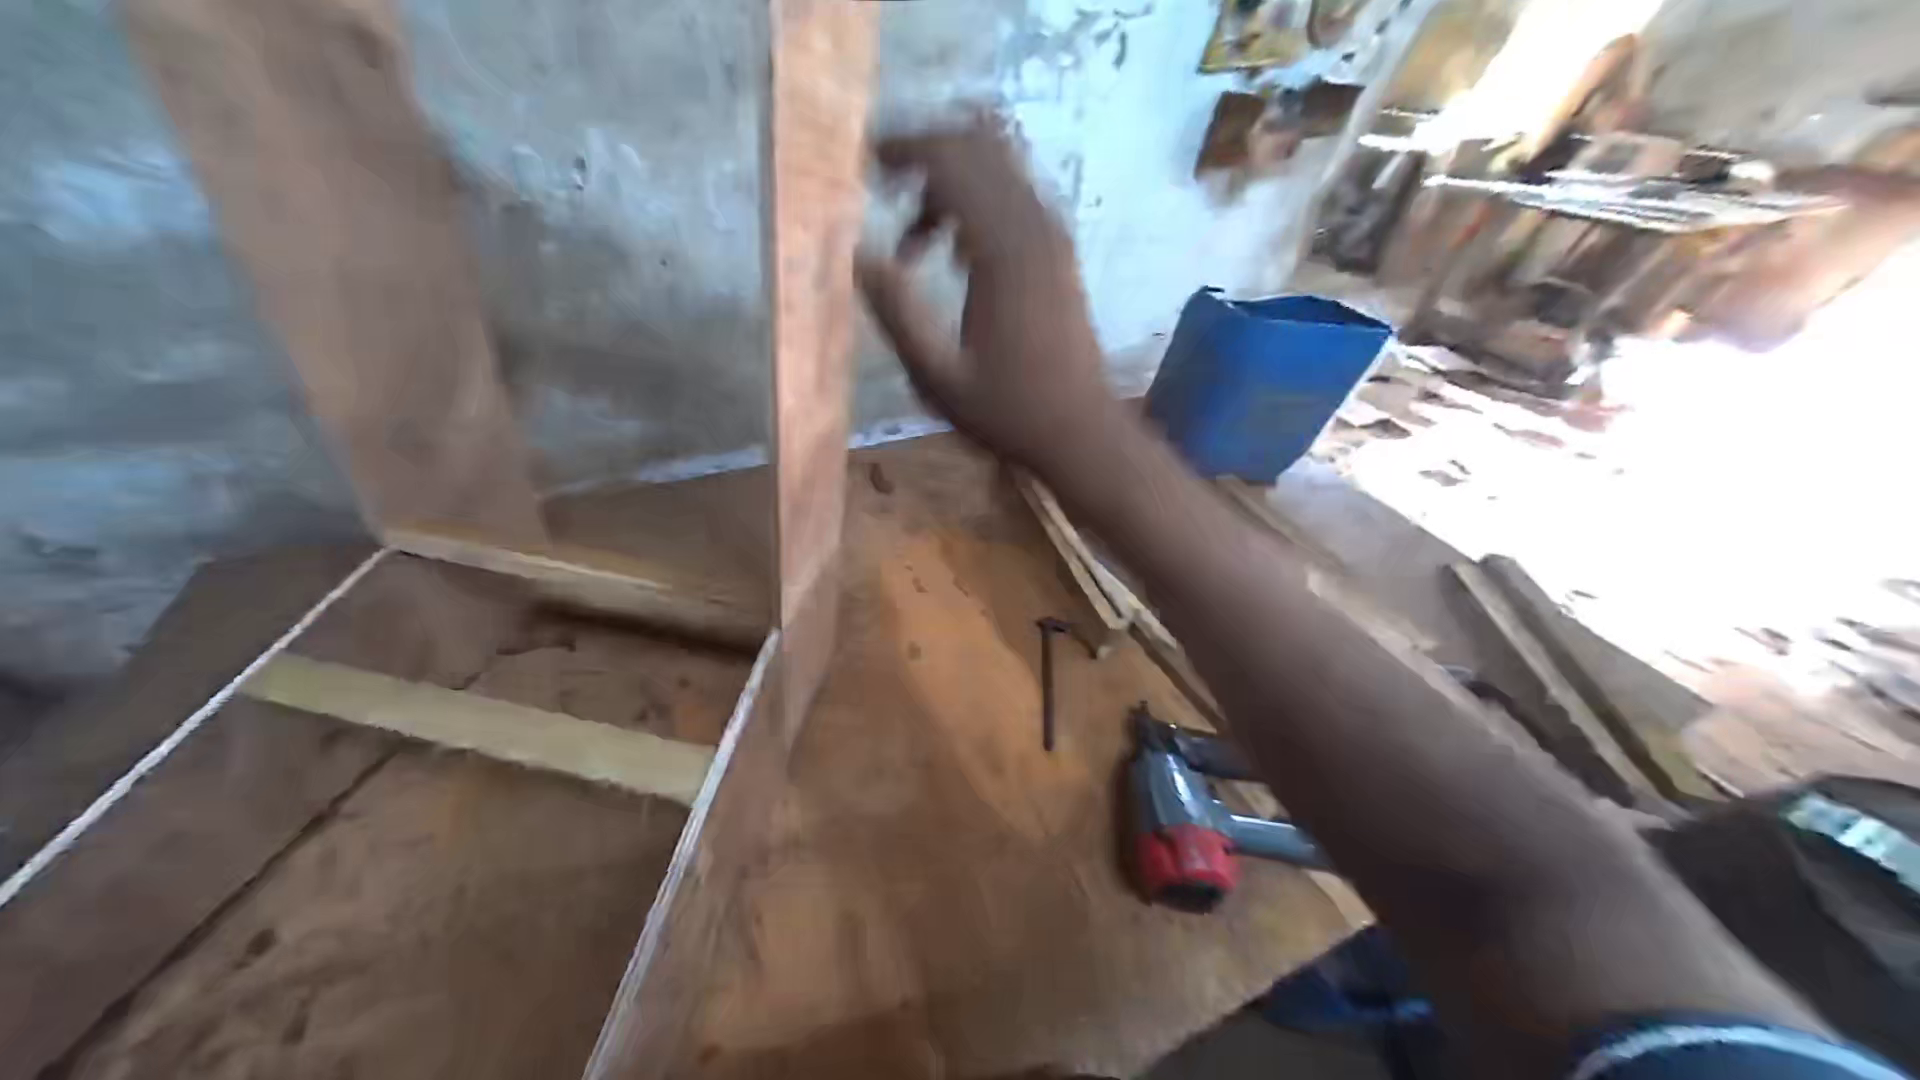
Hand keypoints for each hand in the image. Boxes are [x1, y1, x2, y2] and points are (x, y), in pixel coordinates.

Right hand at [857, 121, 1120, 473]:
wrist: (1079, 432)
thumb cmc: (1008, 412)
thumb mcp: (937, 377)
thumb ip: (896, 313)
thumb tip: (856, 254)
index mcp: (1003, 252)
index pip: (953, 161)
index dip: (905, 150)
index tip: (865, 160)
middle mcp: (1035, 229)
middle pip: (979, 147)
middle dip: (927, 154)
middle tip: (883, 186)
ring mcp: (1054, 239)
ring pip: (1000, 170)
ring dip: (952, 184)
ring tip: (914, 244)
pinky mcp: (1060, 255)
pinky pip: (1016, 200)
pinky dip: (979, 207)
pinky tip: (953, 255)